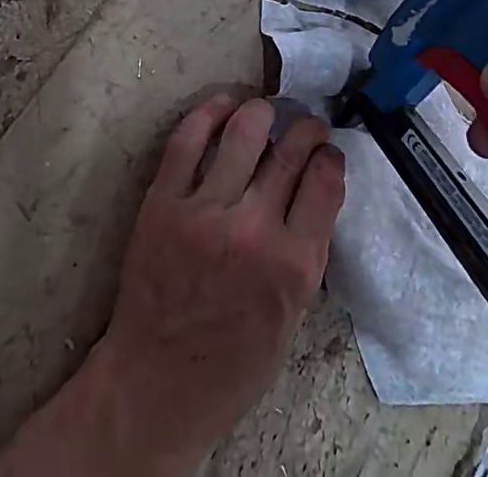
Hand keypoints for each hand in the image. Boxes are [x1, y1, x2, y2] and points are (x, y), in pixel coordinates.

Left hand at [0, 96, 345, 476]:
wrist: (156, 384)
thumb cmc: (237, 357)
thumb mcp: (297, 308)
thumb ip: (312, 243)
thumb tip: (319, 182)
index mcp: (294, 262)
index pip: (326, 177)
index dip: (330, 155)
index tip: (326, 152)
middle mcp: (253, 230)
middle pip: (291, 149)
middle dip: (307, 127)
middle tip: (306, 126)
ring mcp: (203, 213)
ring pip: (244, 131)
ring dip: (263, 110)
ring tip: (267, 111)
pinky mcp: (161, 205)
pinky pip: (187, 140)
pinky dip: (210, 112)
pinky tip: (225, 104)